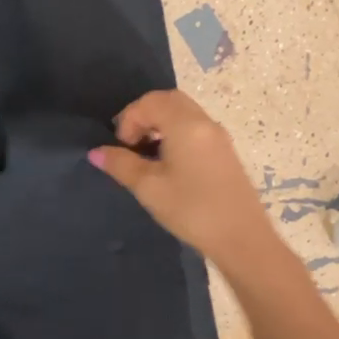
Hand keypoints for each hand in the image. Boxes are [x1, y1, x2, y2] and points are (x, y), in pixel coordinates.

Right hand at [89, 90, 278, 267]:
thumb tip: (96, 152)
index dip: (129, 119)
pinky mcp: (224, 152)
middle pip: (169, 100)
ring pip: (183, 112)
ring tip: (146, 154)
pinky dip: (174, 132)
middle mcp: (204, 123)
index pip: (150, 102)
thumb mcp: (148, 187)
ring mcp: (218, 137)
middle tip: (130, 142)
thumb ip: (120, 164)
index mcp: (185, 125)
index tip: (122, 147)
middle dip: (144, 114)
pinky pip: (194, 127)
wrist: (242, 239)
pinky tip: (167, 163)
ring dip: (159, 123)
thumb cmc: (192, 209)